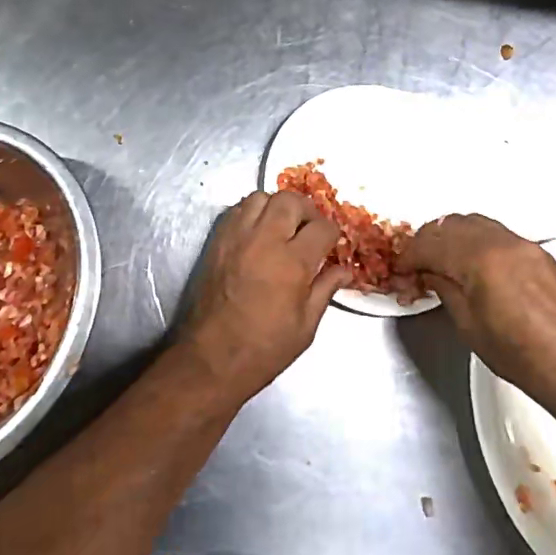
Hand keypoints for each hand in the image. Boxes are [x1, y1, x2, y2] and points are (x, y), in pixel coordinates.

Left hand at [175, 191, 351, 405]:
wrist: (211, 356)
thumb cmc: (264, 348)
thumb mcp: (305, 326)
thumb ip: (325, 289)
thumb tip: (344, 270)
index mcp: (292, 261)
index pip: (322, 227)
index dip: (332, 233)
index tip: (331, 244)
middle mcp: (264, 239)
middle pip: (290, 200)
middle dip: (306, 210)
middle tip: (309, 229)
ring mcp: (237, 236)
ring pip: (261, 197)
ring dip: (276, 207)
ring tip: (281, 228)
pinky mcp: (216, 239)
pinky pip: (237, 210)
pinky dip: (251, 213)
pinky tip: (257, 234)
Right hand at [396, 214, 555, 418]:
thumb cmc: (531, 359)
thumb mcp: (469, 326)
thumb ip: (444, 290)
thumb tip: (430, 276)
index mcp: (480, 259)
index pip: (430, 243)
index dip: (409, 256)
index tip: (402, 269)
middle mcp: (503, 243)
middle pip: (450, 224)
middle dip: (427, 242)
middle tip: (415, 266)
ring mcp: (524, 246)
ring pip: (473, 223)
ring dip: (450, 237)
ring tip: (440, 264)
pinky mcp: (538, 255)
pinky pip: (495, 233)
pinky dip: (474, 240)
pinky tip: (469, 264)